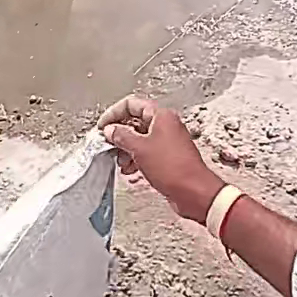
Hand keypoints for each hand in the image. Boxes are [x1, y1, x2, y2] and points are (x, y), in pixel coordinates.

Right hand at [98, 96, 224, 223]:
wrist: (194, 192)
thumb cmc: (173, 168)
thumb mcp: (140, 149)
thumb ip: (121, 136)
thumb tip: (111, 130)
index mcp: (161, 116)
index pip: (131, 104)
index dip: (114, 113)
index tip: (103, 126)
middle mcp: (165, 125)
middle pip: (135, 122)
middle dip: (120, 134)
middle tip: (108, 144)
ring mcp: (168, 141)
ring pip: (140, 139)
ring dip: (126, 149)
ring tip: (120, 161)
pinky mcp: (168, 157)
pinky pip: (147, 152)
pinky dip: (136, 158)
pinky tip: (130, 170)